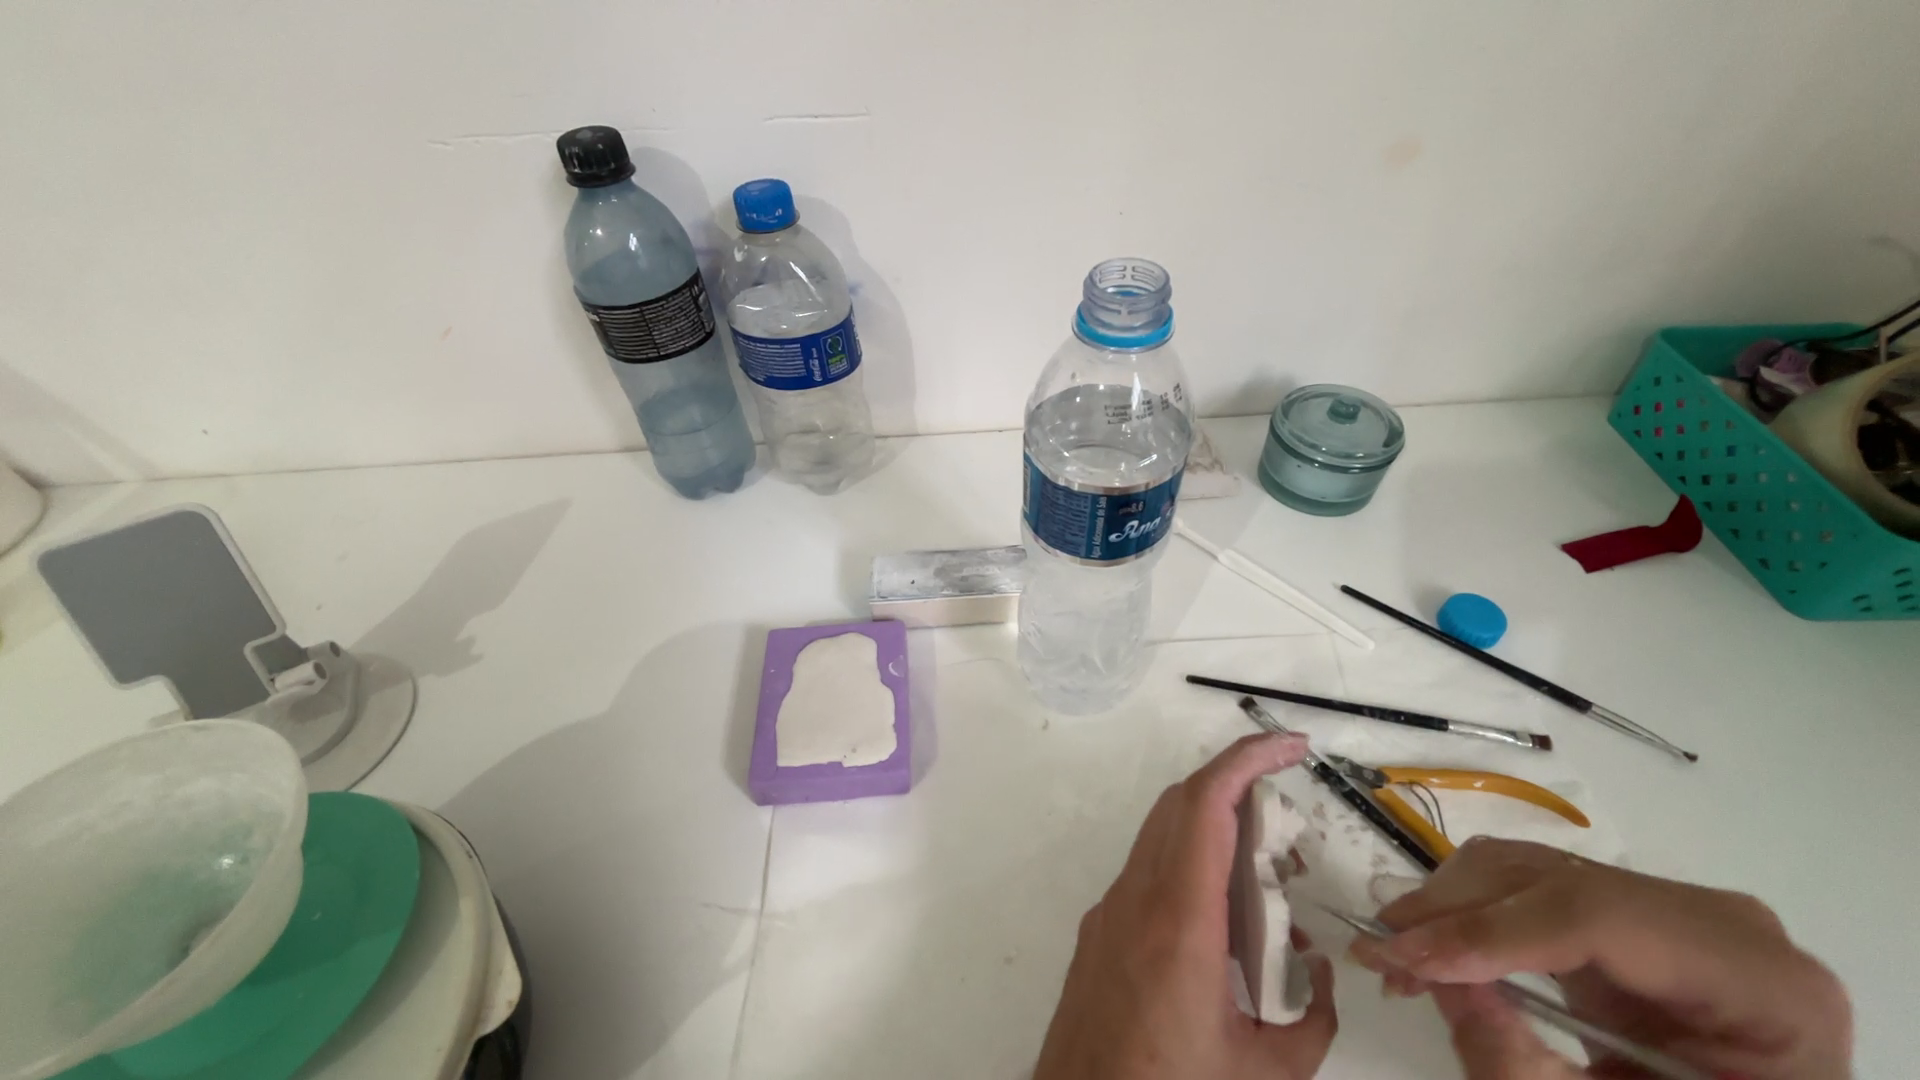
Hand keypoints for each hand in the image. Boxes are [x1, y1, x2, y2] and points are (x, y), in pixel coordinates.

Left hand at [1033, 733, 1336, 1079]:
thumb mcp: (1265, 1071)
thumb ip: (1311, 1021)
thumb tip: (1321, 977)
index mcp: (1180, 919)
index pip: (1207, 804)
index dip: (1247, 759)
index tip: (1291, 746)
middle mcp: (1137, 897)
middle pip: (1182, 804)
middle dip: (1239, 786)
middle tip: (1291, 822)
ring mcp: (1111, 909)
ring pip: (1163, 834)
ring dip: (1216, 830)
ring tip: (1268, 877)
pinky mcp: (1100, 929)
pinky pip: (1149, 872)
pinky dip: (1191, 867)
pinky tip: (1225, 921)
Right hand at [1348, 838, 1851, 1079]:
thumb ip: (1522, 1064)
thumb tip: (1432, 979)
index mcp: (1759, 982)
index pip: (1597, 916)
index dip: (1491, 931)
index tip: (1406, 961)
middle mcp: (1716, 920)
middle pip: (1553, 882)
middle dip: (1452, 914)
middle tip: (1376, 956)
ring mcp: (1666, 906)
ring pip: (1525, 868)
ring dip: (1446, 906)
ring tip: (1395, 957)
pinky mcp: (1620, 910)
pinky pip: (1527, 885)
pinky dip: (1467, 910)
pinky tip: (1433, 948)